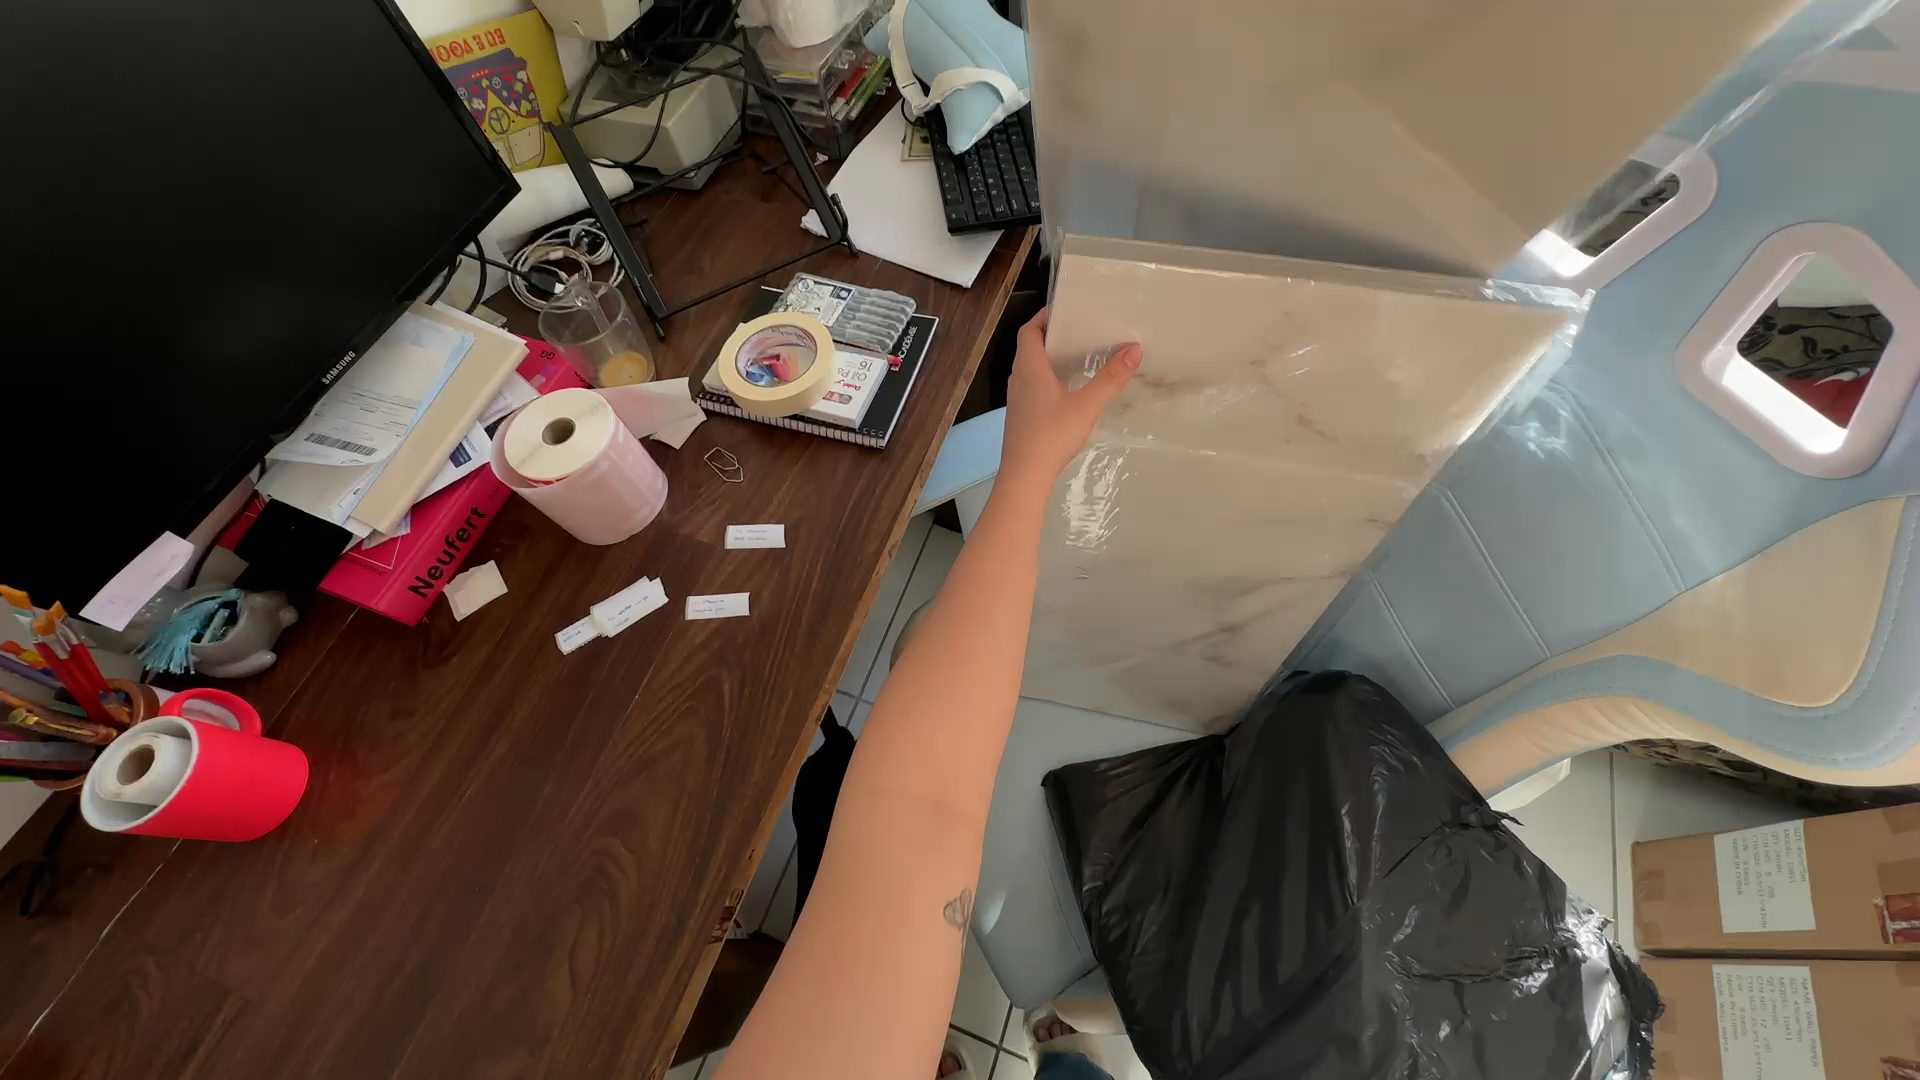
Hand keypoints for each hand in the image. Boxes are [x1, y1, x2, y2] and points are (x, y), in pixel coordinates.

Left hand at [999, 308, 1140, 490]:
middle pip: (1030, 347)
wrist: (1025, 476)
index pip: (1029, 330)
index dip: (1044, 316)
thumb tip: (1134, 349)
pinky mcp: (1021, 417)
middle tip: (1080, 330)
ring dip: (1050, 359)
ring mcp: (1017, 399)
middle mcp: (1018, 379)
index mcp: (1029, 367)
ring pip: (1031, 369)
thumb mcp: (1086, 405)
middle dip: (1052, 335)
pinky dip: (1048, 379)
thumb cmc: (1051, 435)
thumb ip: (1110, 378)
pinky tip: (1069, 390)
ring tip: (1078, 356)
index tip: (1066, 309)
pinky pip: (1032, 387)